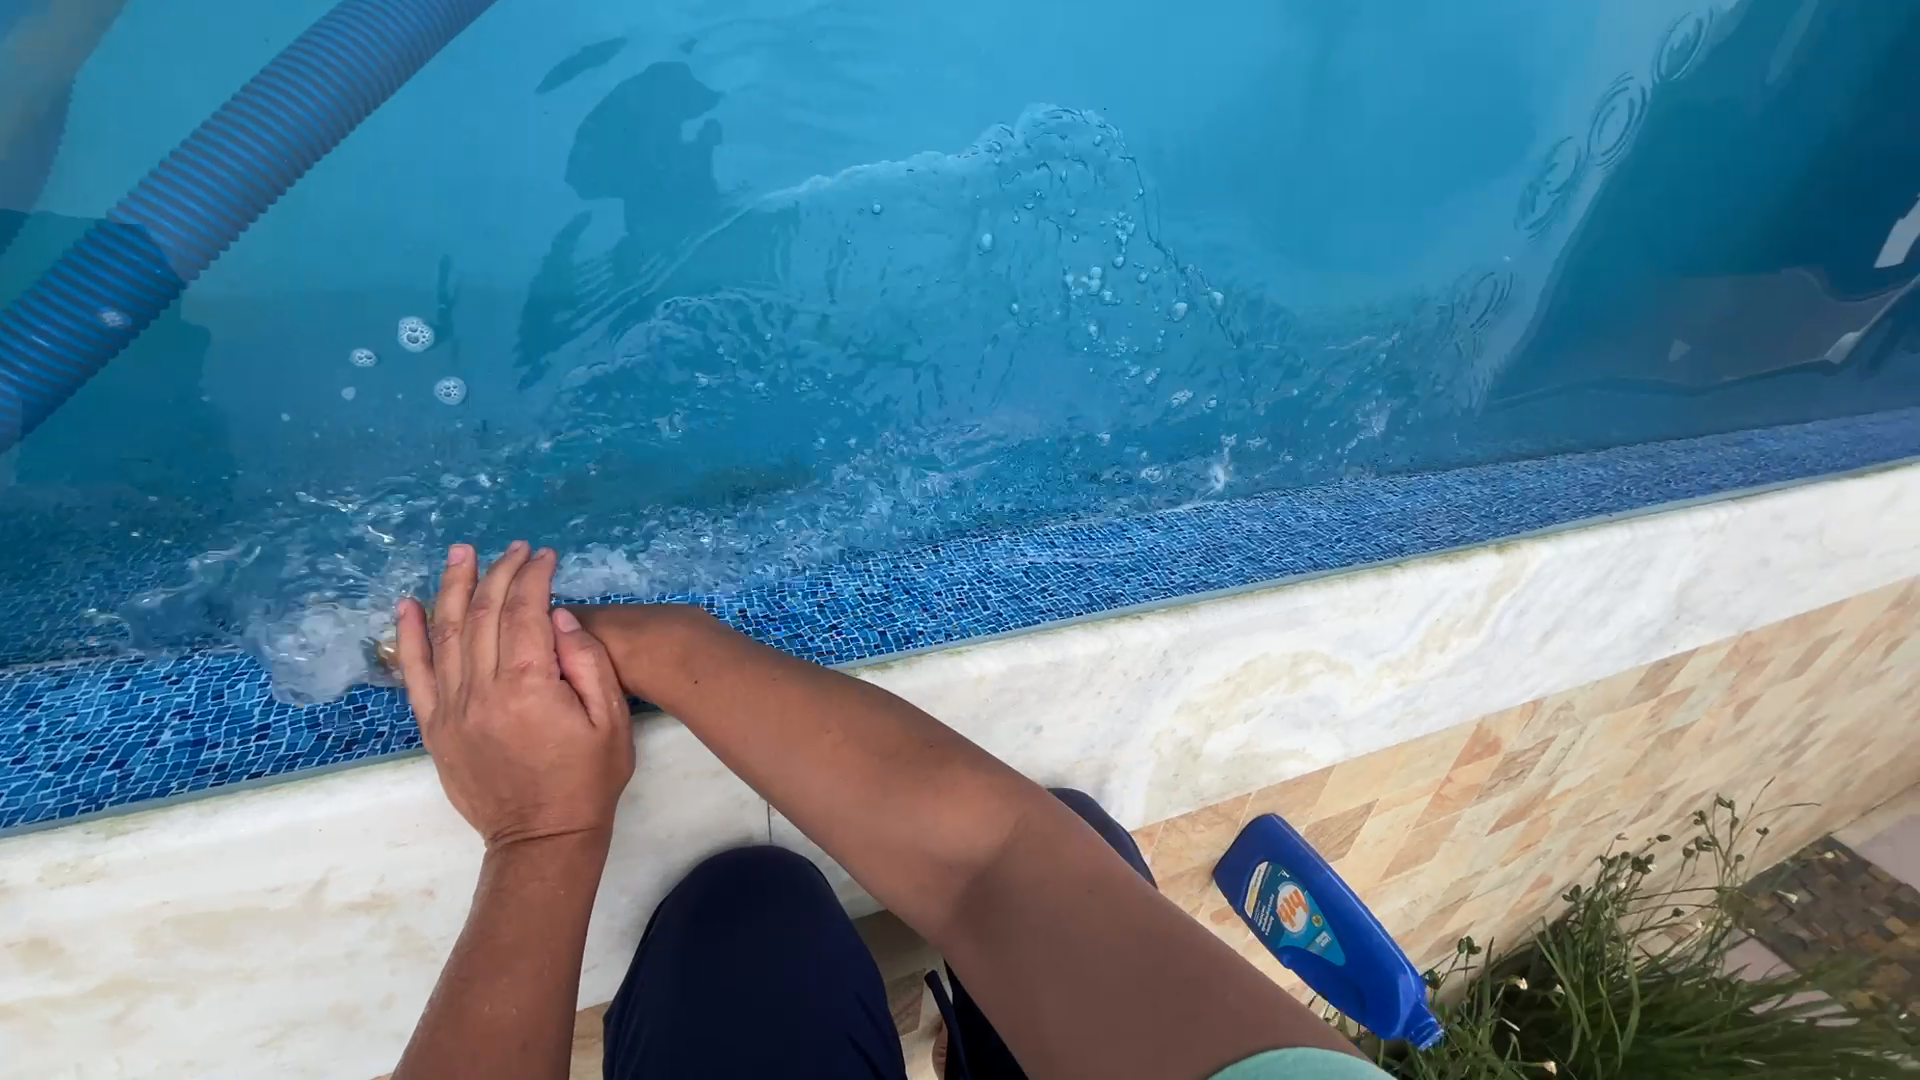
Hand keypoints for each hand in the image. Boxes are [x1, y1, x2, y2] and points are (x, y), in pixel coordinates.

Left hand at [396, 542, 635, 849]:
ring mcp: (451, 708)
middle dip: (499, 573)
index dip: (534, 577)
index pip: (525, 612)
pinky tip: (408, 605)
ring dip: (454, 588)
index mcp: (528, 686)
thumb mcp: (612, 719)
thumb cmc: (589, 777)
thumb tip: (559, 617)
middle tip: (514, 547)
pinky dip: (408, 636)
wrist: (544, 837)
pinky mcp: (434, 727)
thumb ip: (587, 663)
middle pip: (485, 614)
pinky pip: (415, 673)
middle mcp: (481, 690)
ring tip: (462, 554)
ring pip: (446, 634)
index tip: (546, 555)